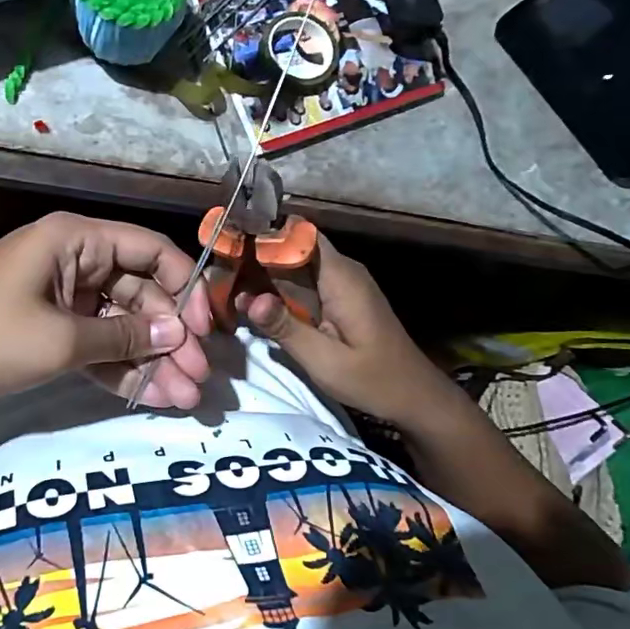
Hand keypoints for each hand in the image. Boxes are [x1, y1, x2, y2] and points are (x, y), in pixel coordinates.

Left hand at [0, 213, 215, 426]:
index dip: (184, 288)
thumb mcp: (59, 340)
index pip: (151, 251)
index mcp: (76, 241)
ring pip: (122, 325)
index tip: (201, 333)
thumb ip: (123, 336)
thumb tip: (177, 335)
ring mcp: (63, 299)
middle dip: (170, 338)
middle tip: (198, 380)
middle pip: (141, 293)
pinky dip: (121, 370)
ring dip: (152, 360)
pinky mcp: (50, 332)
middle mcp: (75, 262)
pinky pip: (97, 345)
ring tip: (183, 399)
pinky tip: (153, 397)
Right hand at [237, 236, 457, 426]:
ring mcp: (340, 285)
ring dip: (263, 274)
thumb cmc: (373, 379)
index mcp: (340, 276)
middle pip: (293, 248)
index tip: (229, 240)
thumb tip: (249, 299)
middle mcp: (340, 271)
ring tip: (222, 280)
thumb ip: (286, 328)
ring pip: (295, 267)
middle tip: (215, 265)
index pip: (300, 233)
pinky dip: (278, 291)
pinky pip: (303, 286)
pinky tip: (250, 302)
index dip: (265, 232)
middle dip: (256, 254)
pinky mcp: (338, 301)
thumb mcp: (325, 361)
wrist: (414, 396)